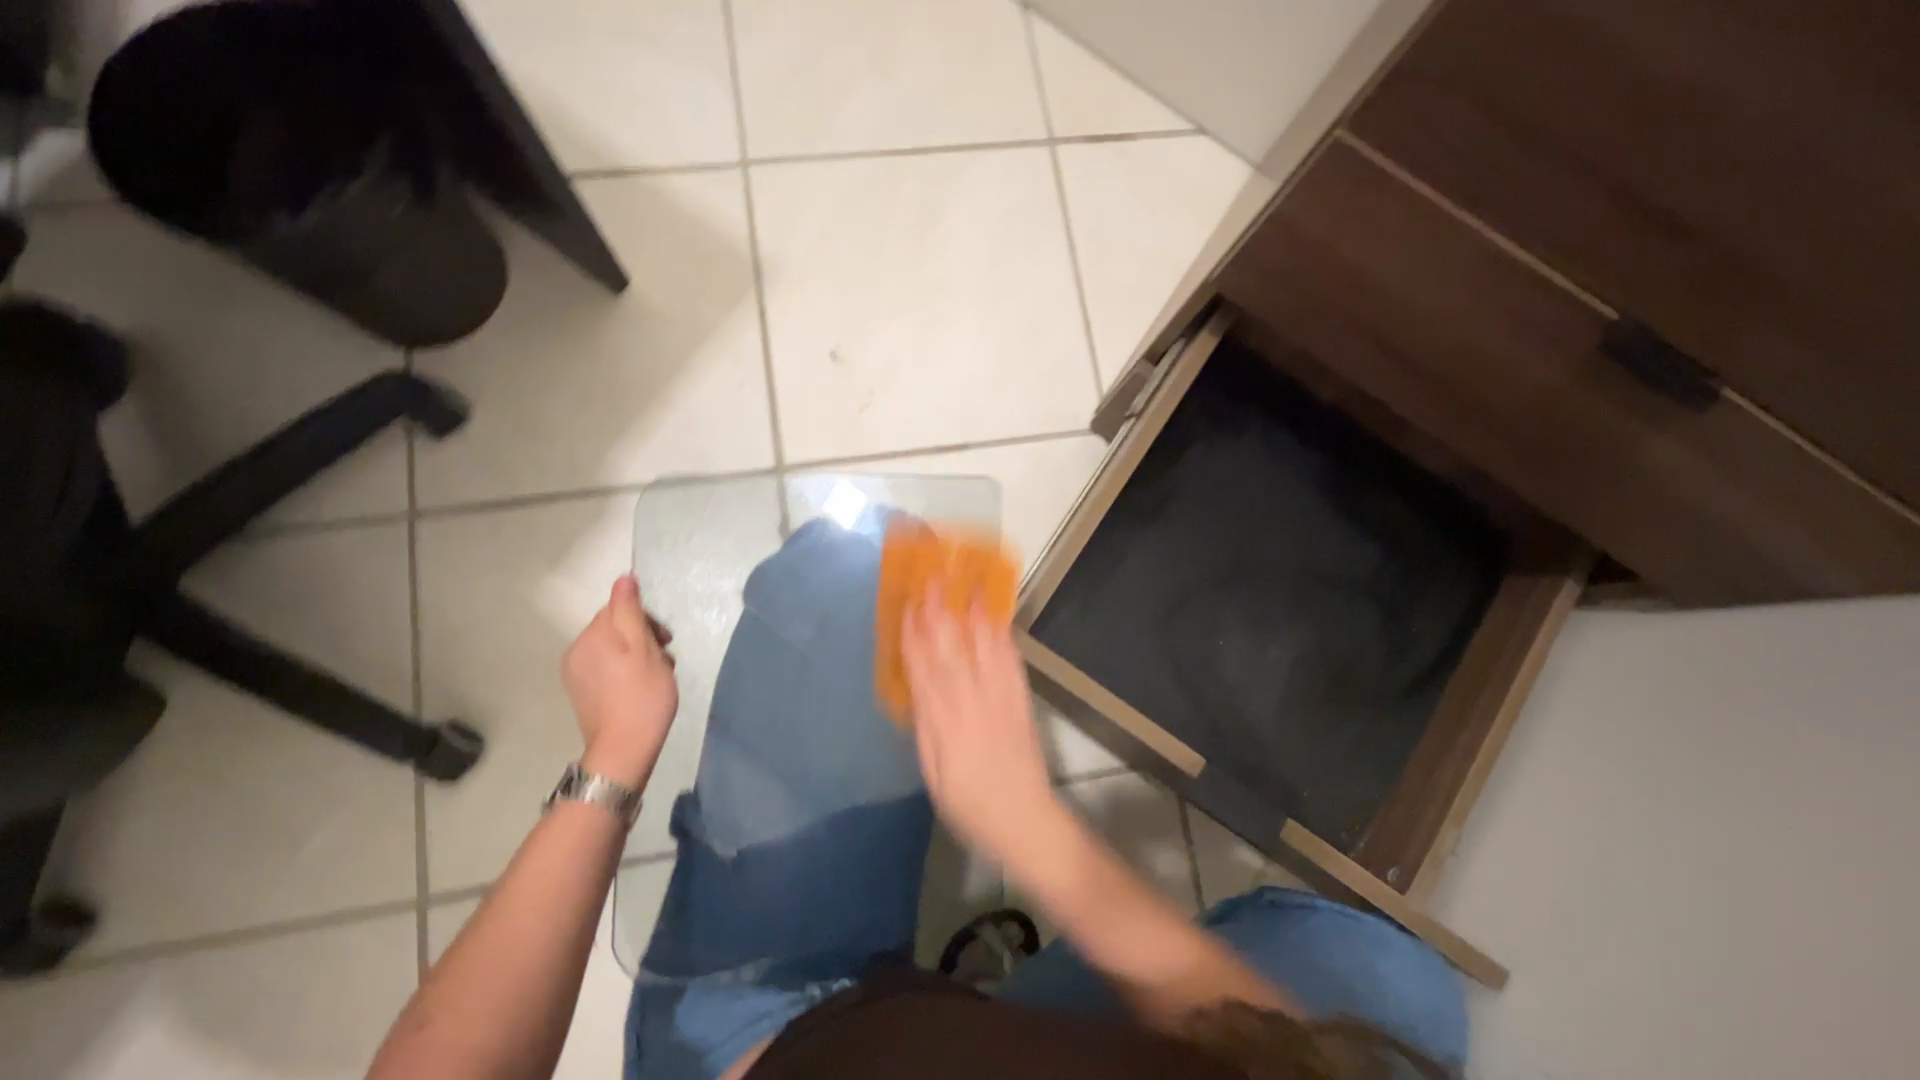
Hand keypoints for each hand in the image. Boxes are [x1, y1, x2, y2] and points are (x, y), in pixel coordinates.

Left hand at [562, 574, 677, 789]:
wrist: (623, 749)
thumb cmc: (643, 696)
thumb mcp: (644, 649)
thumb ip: (632, 611)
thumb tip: (624, 578)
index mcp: (593, 635)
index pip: (620, 607)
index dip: (646, 620)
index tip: (665, 640)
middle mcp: (577, 648)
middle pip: (614, 626)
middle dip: (641, 637)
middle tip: (665, 660)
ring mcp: (575, 671)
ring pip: (611, 647)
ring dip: (634, 654)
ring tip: (653, 676)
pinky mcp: (579, 690)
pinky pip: (603, 666)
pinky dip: (622, 670)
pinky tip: (636, 688)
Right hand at [902, 588, 1063, 865]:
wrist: (1024, 819)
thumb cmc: (968, 803)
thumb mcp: (932, 771)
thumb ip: (926, 726)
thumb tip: (916, 687)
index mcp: (942, 719)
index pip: (922, 664)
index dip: (913, 630)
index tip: (906, 600)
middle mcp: (970, 699)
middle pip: (952, 644)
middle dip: (940, 607)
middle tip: (933, 572)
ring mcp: (1000, 696)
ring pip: (982, 644)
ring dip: (971, 609)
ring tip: (964, 579)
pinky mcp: (1021, 699)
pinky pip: (1009, 659)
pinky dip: (1000, 634)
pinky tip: (994, 616)